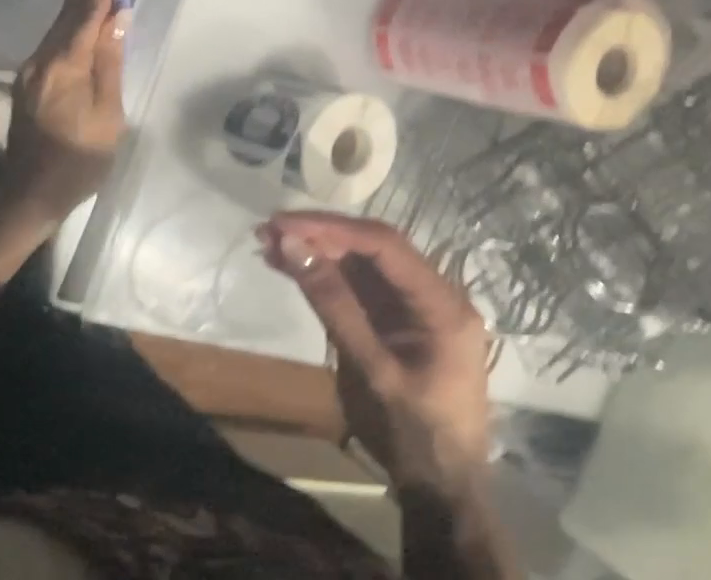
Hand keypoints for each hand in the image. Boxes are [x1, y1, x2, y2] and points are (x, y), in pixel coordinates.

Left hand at [1, 0, 127, 218]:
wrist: (31, 190)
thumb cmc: (79, 160)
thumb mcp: (107, 115)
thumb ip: (110, 64)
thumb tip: (118, 18)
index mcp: (64, 66)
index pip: (84, 14)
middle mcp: (41, 60)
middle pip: (66, 14)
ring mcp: (30, 72)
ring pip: (57, 28)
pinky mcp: (28, 83)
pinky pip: (52, 44)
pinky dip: (67, 24)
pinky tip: (77, 16)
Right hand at [258, 212, 492, 494]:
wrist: (439, 485)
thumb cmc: (412, 430)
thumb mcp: (369, 366)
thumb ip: (333, 303)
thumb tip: (293, 245)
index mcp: (443, 306)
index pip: (384, 244)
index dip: (330, 227)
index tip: (281, 224)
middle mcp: (434, 298)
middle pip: (373, 247)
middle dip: (319, 234)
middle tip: (267, 232)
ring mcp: (414, 310)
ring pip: (361, 263)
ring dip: (316, 251)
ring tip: (268, 245)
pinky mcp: (394, 322)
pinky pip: (357, 286)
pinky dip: (322, 274)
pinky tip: (287, 267)